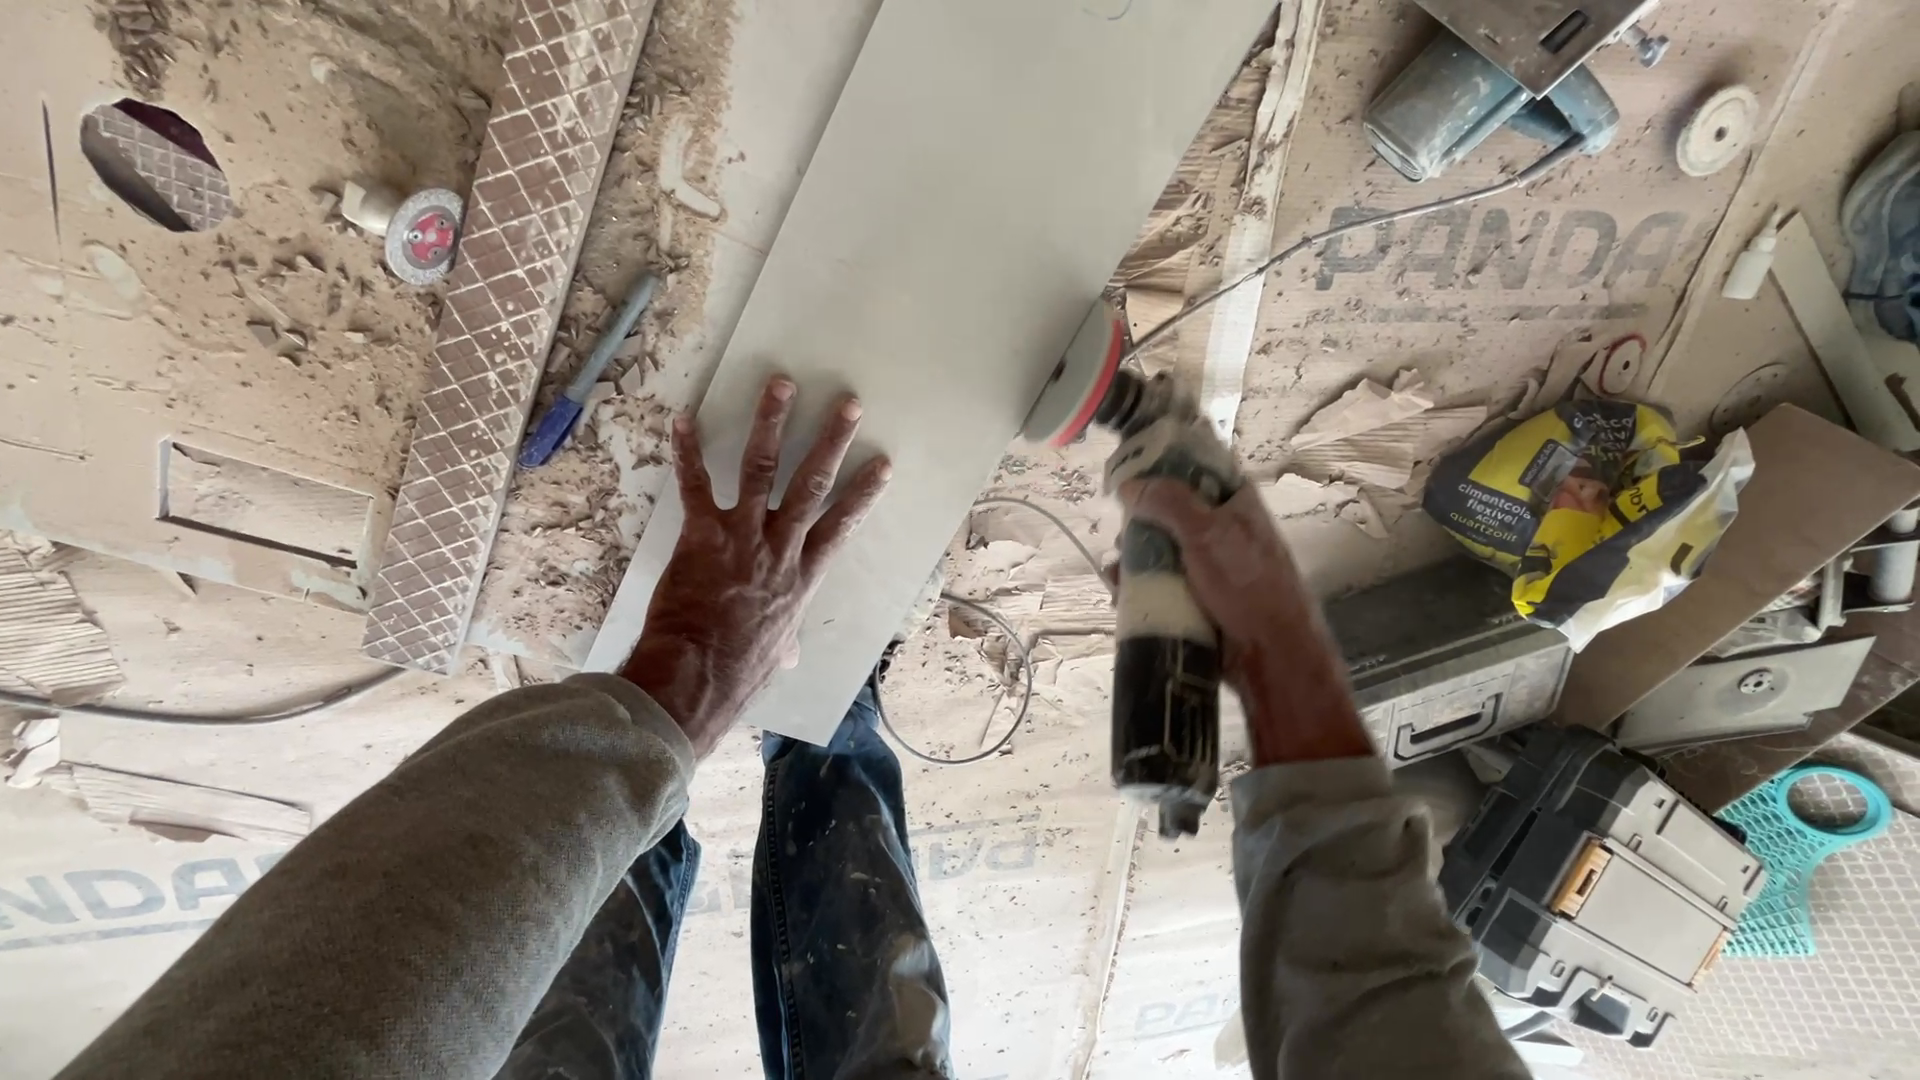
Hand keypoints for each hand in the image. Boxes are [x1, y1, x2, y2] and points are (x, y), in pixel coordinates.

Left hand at [622, 376, 890, 756]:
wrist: (698, 678)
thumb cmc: (741, 669)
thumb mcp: (776, 653)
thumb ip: (786, 642)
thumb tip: (790, 654)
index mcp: (803, 575)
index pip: (841, 525)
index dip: (863, 492)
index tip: (882, 463)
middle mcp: (780, 548)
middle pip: (812, 485)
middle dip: (831, 442)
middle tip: (847, 405)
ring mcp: (742, 538)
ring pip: (761, 470)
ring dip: (772, 425)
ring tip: (782, 386)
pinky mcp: (702, 536)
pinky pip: (695, 486)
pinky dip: (687, 452)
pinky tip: (683, 419)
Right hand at [1119, 479, 1373, 766]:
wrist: (1270, 652)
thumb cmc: (1246, 582)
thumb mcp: (1206, 532)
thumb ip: (1168, 502)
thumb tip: (1128, 486)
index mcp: (1235, 501)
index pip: (1194, 471)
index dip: (1159, 471)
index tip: (1127, 480)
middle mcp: (1223, 527)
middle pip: (1170, 513)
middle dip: (1140, 525)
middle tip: (1121, 537)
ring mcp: (1211, 564)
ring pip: (1162, 550)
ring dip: (1135, 559)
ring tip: (1116, 572)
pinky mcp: (1200, 595)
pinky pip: (1163, 582)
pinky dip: (1141, 585)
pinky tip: (1122, 592)